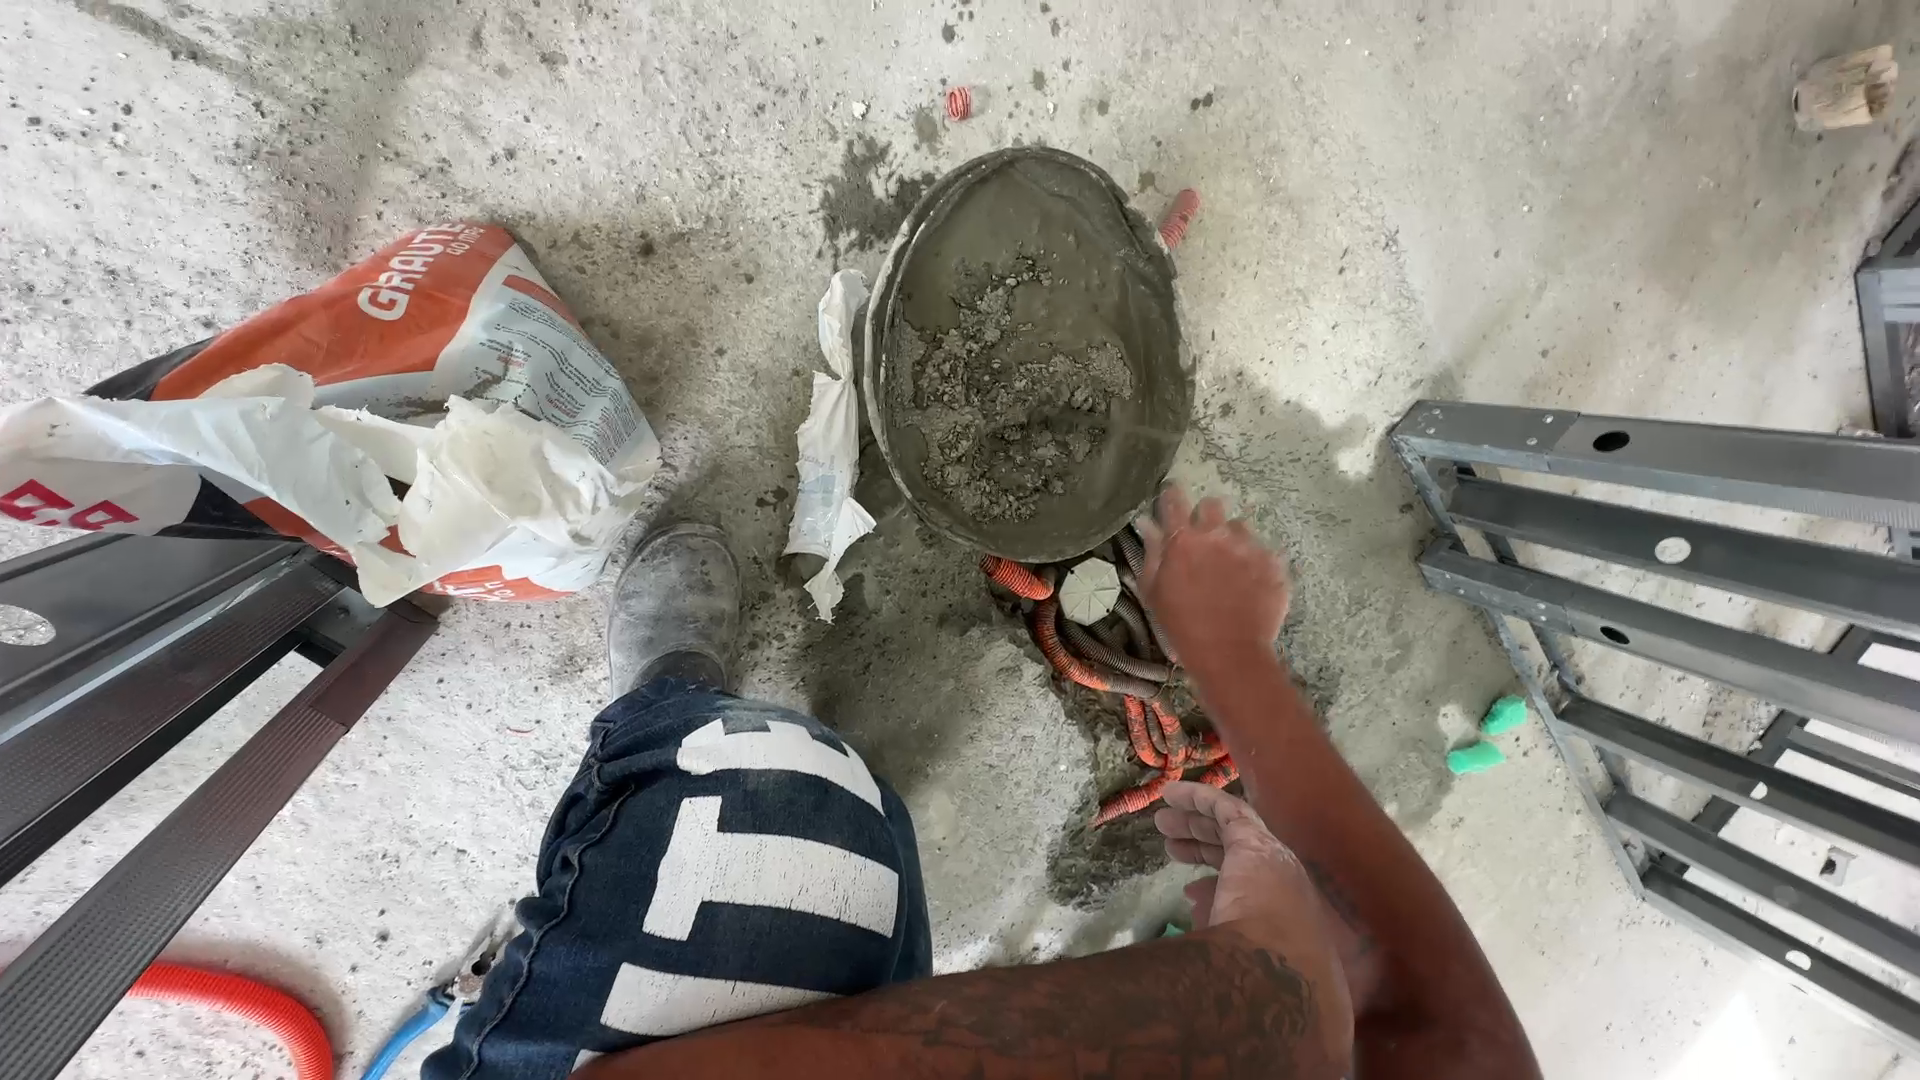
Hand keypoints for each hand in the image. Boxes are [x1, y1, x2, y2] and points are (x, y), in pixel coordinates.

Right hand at [1133, 485, 1289, 674]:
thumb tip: (1148, 523)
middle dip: (1206, 516)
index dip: (1172, 496)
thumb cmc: (1182, 626)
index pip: (1174, 499)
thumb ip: (1152, 552)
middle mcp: (1217, 535)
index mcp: (1183, 540)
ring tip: (1230, 566)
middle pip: (1212, 504)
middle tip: (1204, 539)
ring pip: (1240, 527)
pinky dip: (1255, 561)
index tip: (1172, 499)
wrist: (1229, 653)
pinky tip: (1249, 583)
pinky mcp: (1274, 563)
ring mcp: (1249, 547)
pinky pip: (1263, 550)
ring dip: (1232, 539)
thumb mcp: (1153, 591)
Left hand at [1157, 781, 1354, 1059]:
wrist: (1280, 978)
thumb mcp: (1229, 962)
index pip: (1248, 892)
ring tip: (1162, 819)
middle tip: (1170, 842)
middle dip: (1203, 846)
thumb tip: (1195, 903)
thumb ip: (1215, 930)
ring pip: (1233, 830)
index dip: (1217, 884)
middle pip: (1239, 856)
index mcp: (1280, 921)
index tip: (1188, 886)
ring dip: (1197, 821)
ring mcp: (1275, 864)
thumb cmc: (1252, 984)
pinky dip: (1200, 798)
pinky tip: (1173, 793)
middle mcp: (1284, 889)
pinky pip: (1227, 809)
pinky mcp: (1257, 843)